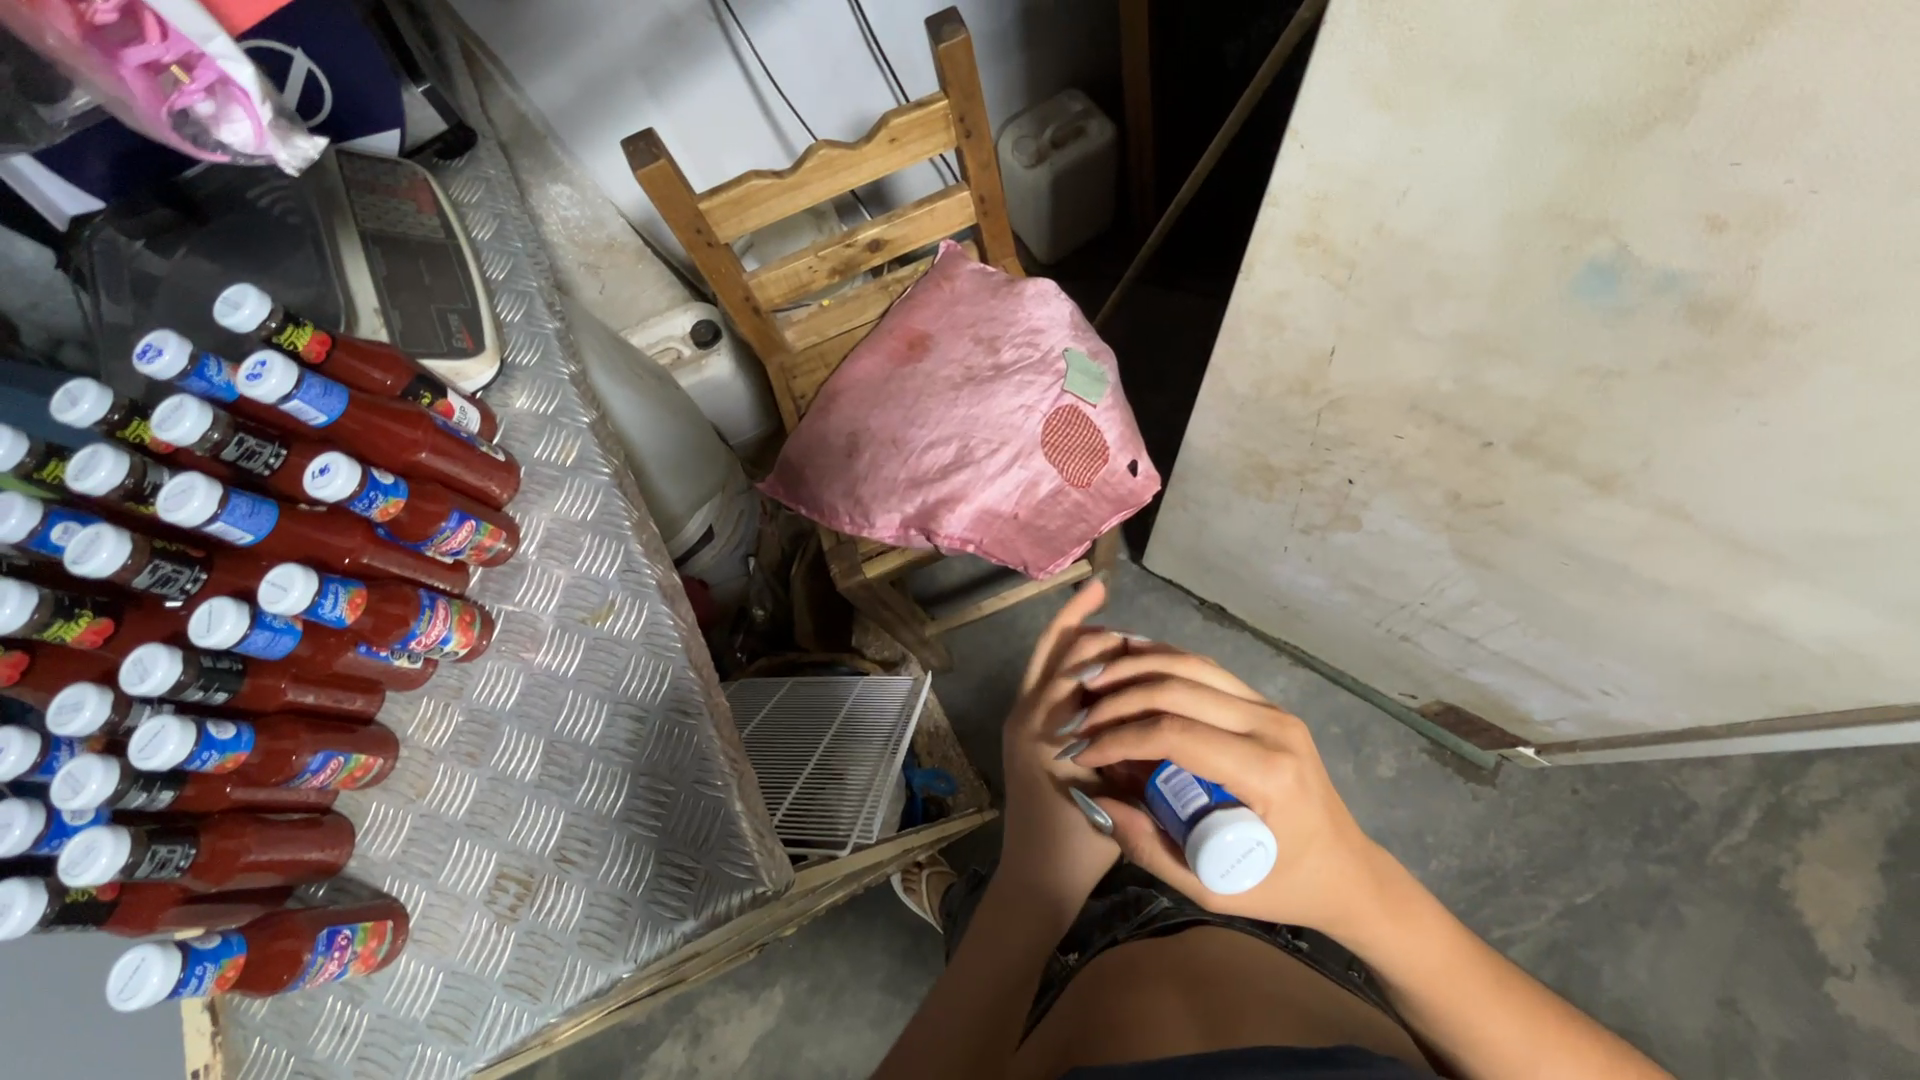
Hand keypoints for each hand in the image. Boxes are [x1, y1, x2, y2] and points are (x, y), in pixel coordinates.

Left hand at [992, 576, 1132, 918]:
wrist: (1036, 878)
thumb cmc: (1082, 845)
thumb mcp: (1115, 788)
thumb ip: (1125, 736)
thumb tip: (1147, 687)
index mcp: (1047, 726)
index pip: (1077, 660)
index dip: (1111, 641)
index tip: (1142, 634)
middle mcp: (1026, 713)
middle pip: (1055, 647)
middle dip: (1088, 625)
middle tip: (1122, 609)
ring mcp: (1019, 720)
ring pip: (1046, 659)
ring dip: (1075, 636)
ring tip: (1106, 613)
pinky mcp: (1021, 730)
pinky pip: (1045, 680)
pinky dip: (1068, 661)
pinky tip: (1100, 662)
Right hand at [1068, 650, 1386, 934]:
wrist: (1348, 872)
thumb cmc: (1284, 887)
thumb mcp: (1213, 889)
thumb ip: (1149, 846)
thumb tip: (1094, 798)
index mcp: (1266, 774)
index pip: (1174, 734)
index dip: (1118, 737)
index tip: (1081, 752)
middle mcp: (1272, 728)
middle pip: (1178, 689)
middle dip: (1117, 699)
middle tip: (1077, 718)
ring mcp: (1273, 709)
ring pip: (1192, 665)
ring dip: (1135, 668)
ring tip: (1091, 680)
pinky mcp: (1268, 705)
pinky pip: (1208, 671)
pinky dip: (1163, 661)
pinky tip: (1129, 661)